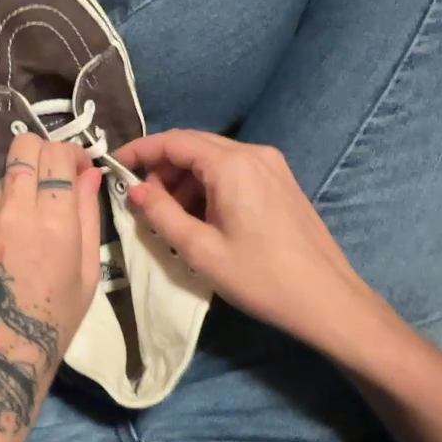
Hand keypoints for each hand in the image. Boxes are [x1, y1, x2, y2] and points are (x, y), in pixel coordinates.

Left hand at [0, 133, 103, 386]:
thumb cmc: (54, 318)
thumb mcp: (88, 271)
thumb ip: (88, 214)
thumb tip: (89, 173)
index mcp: (52, 221)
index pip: (56, 154)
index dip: (69, 154)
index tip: (75, 168)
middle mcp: (11, 211)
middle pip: (22, 149)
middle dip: (39, 156)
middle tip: (47, 180)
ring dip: (13, 194)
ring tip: (18, 233)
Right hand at [112, 130, 399, 352]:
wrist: (328, 300)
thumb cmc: (260, 277)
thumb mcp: (200, 250)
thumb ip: (161, 214)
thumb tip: (133, 190)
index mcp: (232, 165)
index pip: (173, 141)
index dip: (139, 151)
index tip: (113, 167)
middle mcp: (253, 153)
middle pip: (193, 145)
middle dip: (161, 169)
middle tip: (141, 202)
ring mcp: (271, 165)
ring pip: (213, 159)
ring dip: (185, 180)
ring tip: (171, 219)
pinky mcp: (281, 181)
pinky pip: (233, 171)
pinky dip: (208, 186)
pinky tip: (202, 219)